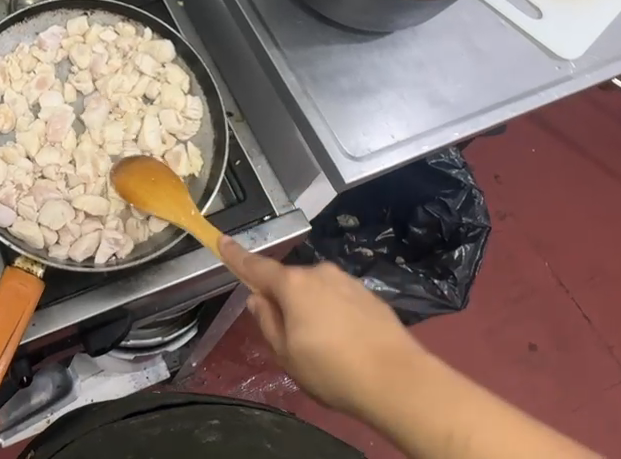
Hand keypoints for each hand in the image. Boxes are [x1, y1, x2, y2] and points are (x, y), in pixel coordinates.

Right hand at [220, 236, 422, 418]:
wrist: (399, 381)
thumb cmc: (333, 370)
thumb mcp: (287, 355)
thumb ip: (267, 322)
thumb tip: (257, 299)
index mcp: (292, 285)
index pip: (256, 267)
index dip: (236, 256)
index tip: (221, 240)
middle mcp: (318, 273)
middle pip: (289, 283)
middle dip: (285, 302)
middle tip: (293, 340)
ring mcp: (346, 281)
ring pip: (316, 291)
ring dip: (313, 309)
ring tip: (327, 349)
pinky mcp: (369, 295)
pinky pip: (340, 300)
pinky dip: (336, 315)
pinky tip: (349, 345)